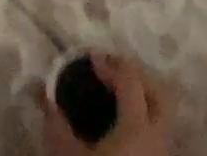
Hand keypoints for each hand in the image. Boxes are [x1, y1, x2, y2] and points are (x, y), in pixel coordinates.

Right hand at [38, 54, 176, 155]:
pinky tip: (122, 123)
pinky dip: (145, 116)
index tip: (90, 60)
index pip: (132, 82)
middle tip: (111, 71)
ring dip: (145, 96)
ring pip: (166, 114)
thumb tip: (40, 93)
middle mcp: (159, 137)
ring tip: (116, 94)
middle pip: (163, 93)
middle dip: (139, 75)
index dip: (112, 65)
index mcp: (137, 128)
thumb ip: (55, 122)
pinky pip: (160, 131)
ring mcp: (164, 153)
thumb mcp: (67, 155)